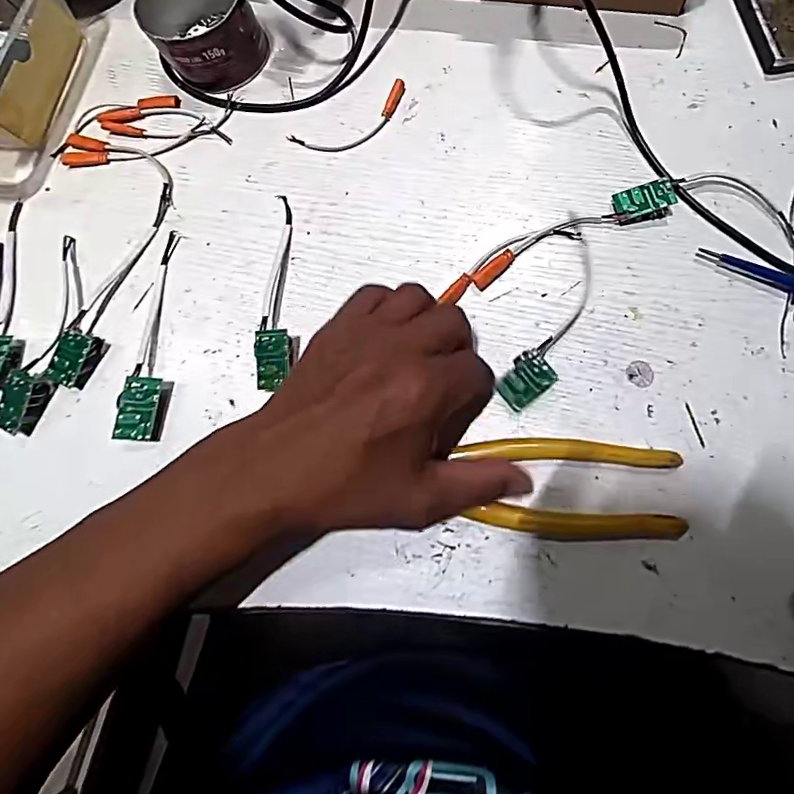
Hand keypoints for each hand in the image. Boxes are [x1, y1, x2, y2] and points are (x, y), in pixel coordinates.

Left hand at [197, 283, 527, 535]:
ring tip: (419, 353)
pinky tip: (386, 336)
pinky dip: (389, 307)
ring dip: (428, 322)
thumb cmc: (340, 485)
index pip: (478, 372)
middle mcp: (400, 351)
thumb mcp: (418, 499)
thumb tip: (518, 477)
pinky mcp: (339, 328)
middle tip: (442, 382)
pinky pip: (375, 294)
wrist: (274, 470)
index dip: (473, 396)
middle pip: (456, 324)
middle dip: (459, 352)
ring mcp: (367, 333)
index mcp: (425, 390)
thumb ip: (476, 484)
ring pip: (420, 298)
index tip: (454, 415)